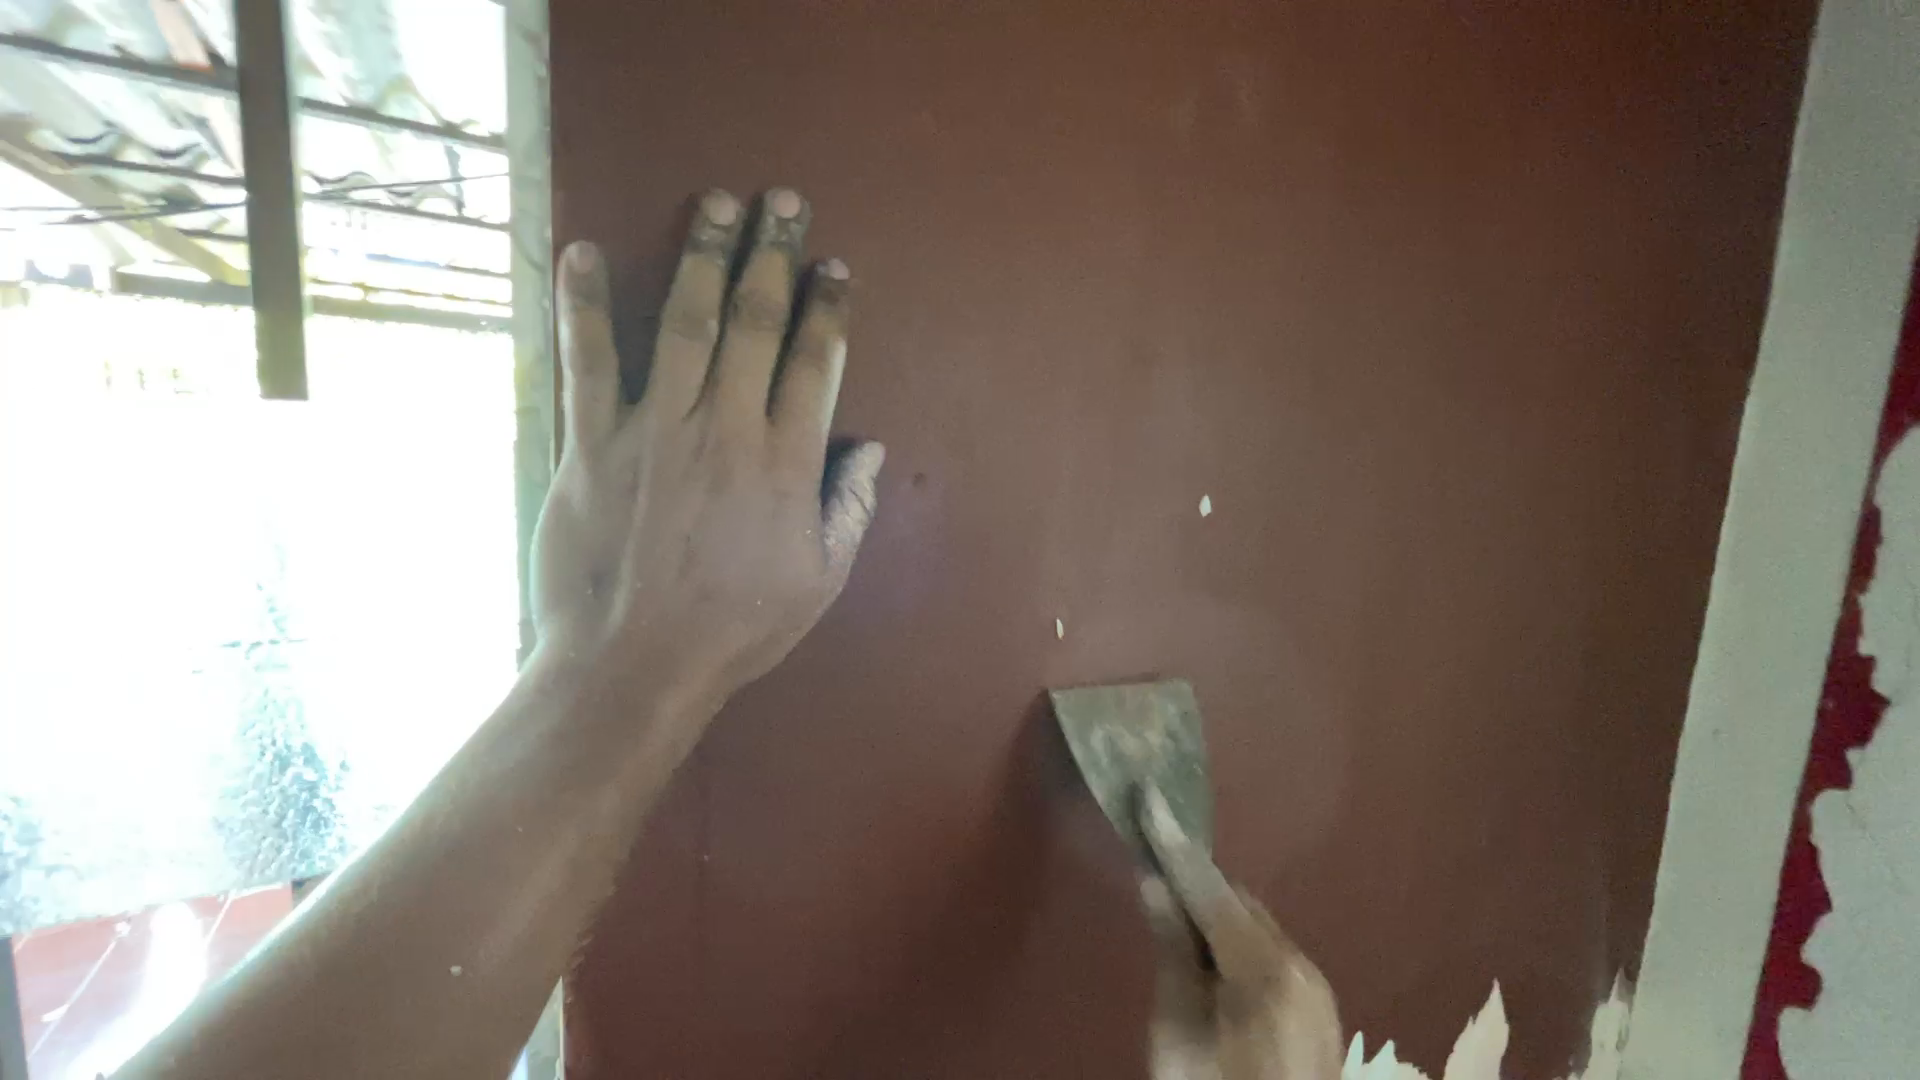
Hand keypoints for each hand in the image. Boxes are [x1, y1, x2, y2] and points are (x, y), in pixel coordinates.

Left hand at [530, 188, 883, 718]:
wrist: (635, 664)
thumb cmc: (737, 627)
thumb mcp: (821, 581)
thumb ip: (849, 509)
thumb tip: (870, 449)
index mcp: (785, 463)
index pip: (814, 364)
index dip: (827, 309)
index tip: (833, 268)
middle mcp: (725, 429)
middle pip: (755, 325)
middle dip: (773, 257)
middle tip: (783, 204)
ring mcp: (654, 431)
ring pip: (685, 324)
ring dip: (703, 257)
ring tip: (717, 203)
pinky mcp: (591, 445)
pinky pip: (586, 363)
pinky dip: (583, 305)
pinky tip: (582, 251)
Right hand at [1140, 787, 1343, 1079]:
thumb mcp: (1178, 1031)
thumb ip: (1173, 951)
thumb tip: (1154, 881)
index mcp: (1266, 971)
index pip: (1210, 888)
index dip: (1173, 844)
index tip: (1149, 798)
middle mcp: (1301, 964)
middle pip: (1237, 899)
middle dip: (1195, 879)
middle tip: (1150, 861)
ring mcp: (1316, 985)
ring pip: (1254, 922)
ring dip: (1213, 909)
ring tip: (1172, 906)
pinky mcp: (1316, 1003)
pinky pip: (1267, 949)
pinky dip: (1232, 938)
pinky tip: (1207, 951)